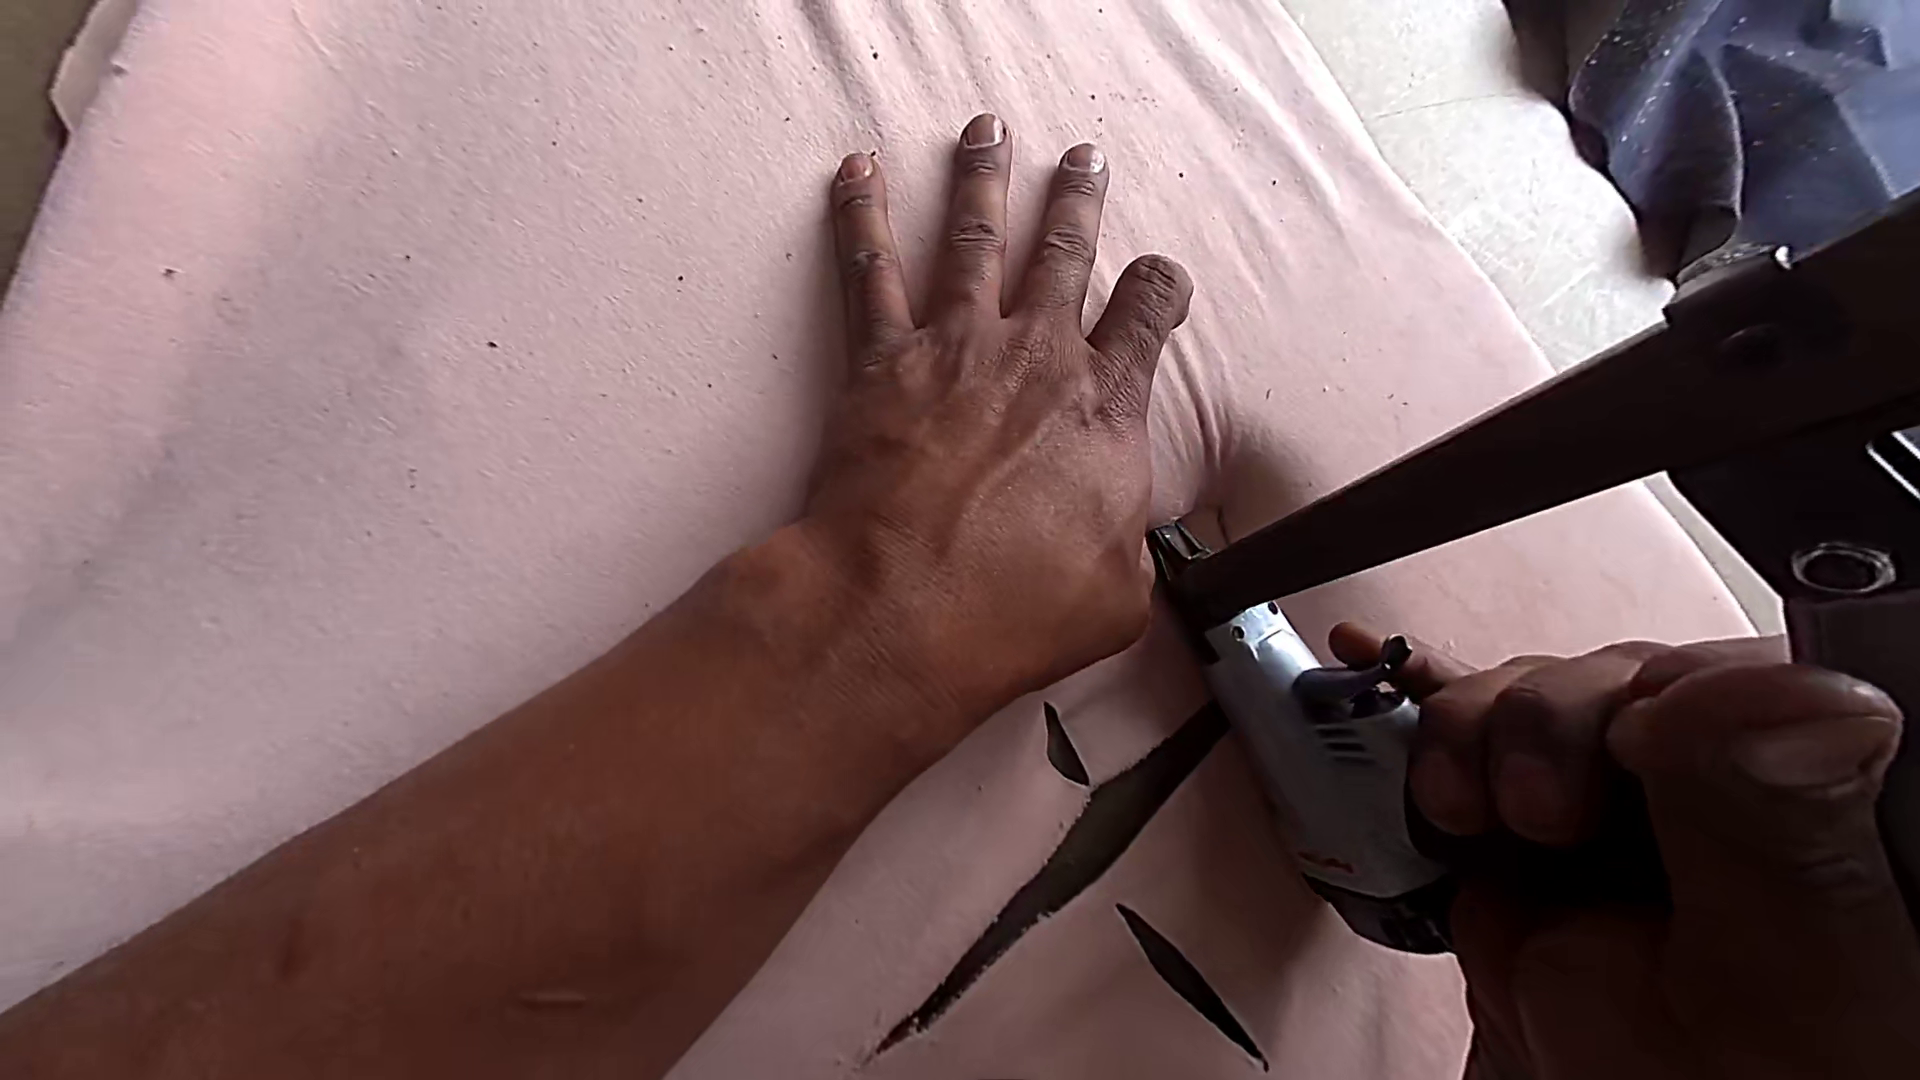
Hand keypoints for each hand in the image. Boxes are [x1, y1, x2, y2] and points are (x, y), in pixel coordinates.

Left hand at [801, 114, 1192, 713]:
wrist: (906, 609)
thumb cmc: (1015, 611)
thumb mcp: (1116, 595)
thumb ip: (1130, 549)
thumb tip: (1127, 540)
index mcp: (1104, 409)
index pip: (1147, 316)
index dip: (1158, 290)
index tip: (1154, 281)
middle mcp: (1036, 359)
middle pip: (1066, 253)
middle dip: (1079, 202)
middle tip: (1082, 160)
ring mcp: (957, 349)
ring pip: (977, 235)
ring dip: (983, 176)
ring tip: (985, 130)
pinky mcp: (882, 363)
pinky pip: (868, 269)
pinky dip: (860, 216)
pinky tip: (855, 171)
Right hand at [1329, 626, 1919, 1079]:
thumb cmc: (1717, 1074)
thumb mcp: (1774, 979)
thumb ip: (1774, 839)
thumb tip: (1799, 693)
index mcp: (1835, 795)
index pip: (1759, 679)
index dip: (1679, 697)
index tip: (1627, 758)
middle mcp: (1717, 758)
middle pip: (1612, 674)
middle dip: (1540, 728)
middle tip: (1528, 816)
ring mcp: (1603, 758)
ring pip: (1521, 685)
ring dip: (1462, 731)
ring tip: (1453, 808)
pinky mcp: (1511, 766)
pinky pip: (1453, 696)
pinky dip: (1408, 679)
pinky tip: (1361, 650)